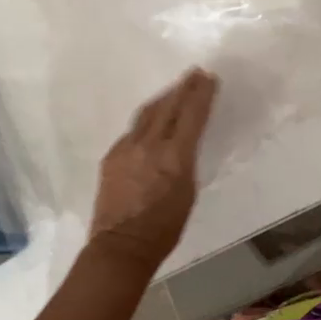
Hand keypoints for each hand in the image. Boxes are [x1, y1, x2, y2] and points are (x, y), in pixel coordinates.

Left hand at [86, 69, 218, 271]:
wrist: (121, 246)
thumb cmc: (164, 229)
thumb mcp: (188, 192)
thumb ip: (185, 162)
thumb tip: (182, 144)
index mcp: (175, 156)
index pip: (191, 115)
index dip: (201, 94)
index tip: (208, 78)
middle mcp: (149, 145)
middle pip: (168, 107)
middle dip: (183, 88)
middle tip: (194, 73)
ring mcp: (126, 148)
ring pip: (147, 114)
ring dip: (163, 99)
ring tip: (174, 89)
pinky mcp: (111, 156)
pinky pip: (132, 131)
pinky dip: (146, 121)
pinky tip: (151, 121)